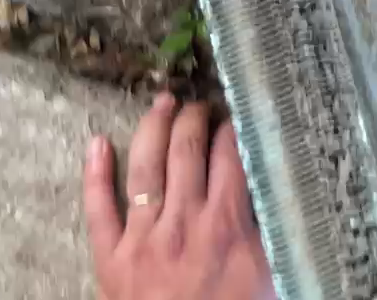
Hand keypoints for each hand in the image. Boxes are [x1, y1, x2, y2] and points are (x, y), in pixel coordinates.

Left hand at [84, 94, 273, 299]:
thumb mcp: (269, 274)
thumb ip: (270, 225)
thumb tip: (282, 182)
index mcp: (225, 223)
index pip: (230, 151)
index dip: (233, 125)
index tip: (236, 115)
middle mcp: (183, 220)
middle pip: (187, 147)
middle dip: (195, 116)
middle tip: (201, 105)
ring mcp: (142, 238)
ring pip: (146, 165)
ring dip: (154, 126)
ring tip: (163, 102)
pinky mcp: (110, 260)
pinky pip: (98, 210)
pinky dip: (95, 174)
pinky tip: (96, 142)